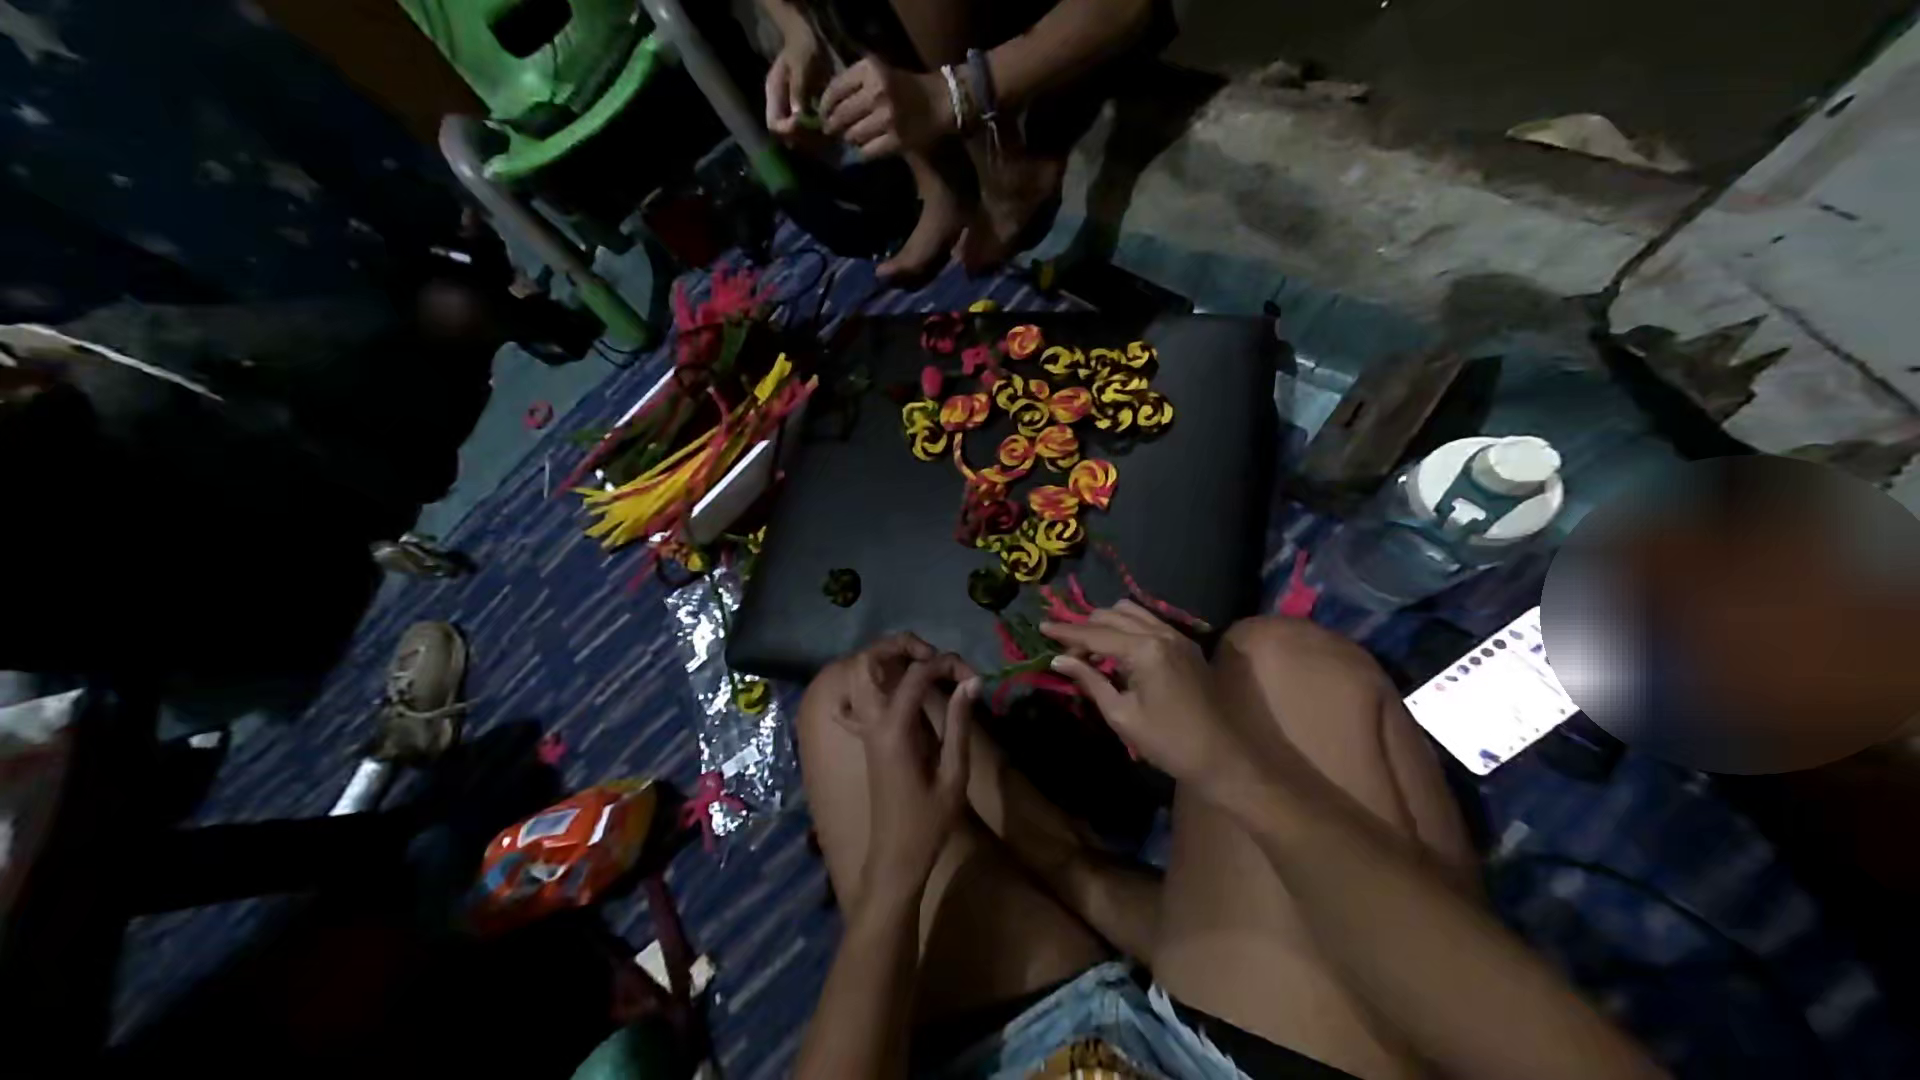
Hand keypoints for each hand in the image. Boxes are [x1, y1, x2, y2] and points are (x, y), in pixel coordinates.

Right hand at [765, 30, 828, 140]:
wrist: (809, 40)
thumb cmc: (803, 48)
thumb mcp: (800, 65)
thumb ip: (798, 90)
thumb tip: (797, 117)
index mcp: (774, 94)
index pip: (774, 125)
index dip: (787, 130)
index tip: (803, 124)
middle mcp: (780, 107)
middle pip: (785, 137)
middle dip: (801, 138)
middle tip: (819, 132)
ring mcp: (791, 111)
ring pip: (797, 138)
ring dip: (811, 140)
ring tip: (825, 133)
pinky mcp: (803, 114)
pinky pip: (808, 133)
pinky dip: (817, 136)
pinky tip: (828, 130)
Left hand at [819, 57, 951, 158]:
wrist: (938, 102)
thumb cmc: (905, 87)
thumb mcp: (879, 72)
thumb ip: (854, 82)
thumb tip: (826, 105)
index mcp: (870, 70)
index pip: (835, 89)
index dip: (824, 105)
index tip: (821, 113)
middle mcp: (876, 92)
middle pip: (841, 115)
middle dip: (832, 125)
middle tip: (830, 130)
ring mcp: (887, 118)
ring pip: (852, 135)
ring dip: (849, 139)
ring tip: (851, 137)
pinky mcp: (896, 140)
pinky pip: (867, 151)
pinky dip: (862, 151)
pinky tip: (865, 148)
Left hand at [832, 649, 978, 898]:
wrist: (896, 856)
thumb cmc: (929, 821)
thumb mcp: (954, 773)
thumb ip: (959, 724)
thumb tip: (971, 682)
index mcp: (895, 729)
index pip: (915, 674)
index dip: (947, 664)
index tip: (973, 677)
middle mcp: (873, 722)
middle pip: (870, 662)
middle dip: (902, 647)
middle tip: (936, 657)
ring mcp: (865, 730)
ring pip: (859, 678)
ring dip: (887, 661)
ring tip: (922, 666)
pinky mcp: (867, 739)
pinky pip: (853, 704)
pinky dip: (865, 689)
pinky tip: (887, 690)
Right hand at [1043, 602, 1265, 800]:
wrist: (1223, 758)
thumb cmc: (1167, 742)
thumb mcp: (1121, 714)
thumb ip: (1090, 680)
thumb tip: (1059, 660)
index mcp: (1145, 650)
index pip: (1096, 634)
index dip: (1066, 631)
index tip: (1042, 625)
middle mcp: (1161, 633)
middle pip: (1112, 616)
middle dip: (1085, 629)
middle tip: (1066, 652)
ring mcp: (1177, 636)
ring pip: (1131, 613)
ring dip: (1107, 624)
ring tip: (1090, 648)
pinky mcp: (1186, 645)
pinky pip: (1149, 622)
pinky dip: (1127, 627)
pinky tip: (1117, 648)